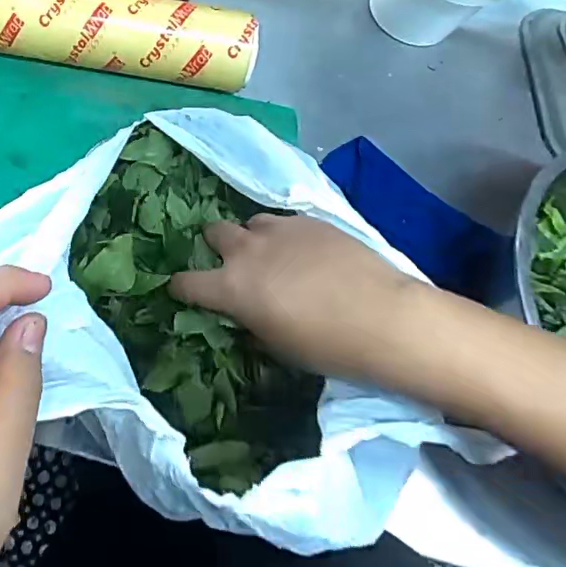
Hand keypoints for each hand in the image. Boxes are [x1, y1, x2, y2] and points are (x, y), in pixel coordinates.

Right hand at [169, 214, 417, 382]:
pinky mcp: (308, 220)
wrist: (384, 317)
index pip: (186, 282)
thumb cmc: (328, 346)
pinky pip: (284, 222)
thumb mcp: (279, 347)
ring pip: (250, 223)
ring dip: (253, 238)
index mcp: (232, 288)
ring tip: (273, 255)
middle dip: (216, 247)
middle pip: (213, 233)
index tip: (184, 291)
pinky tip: (305, 253)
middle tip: (233, 264)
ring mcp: (278, 229)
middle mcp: (247, 251)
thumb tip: (247, 318)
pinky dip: (285, 236)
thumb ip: (252, 325)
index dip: (181, 287)